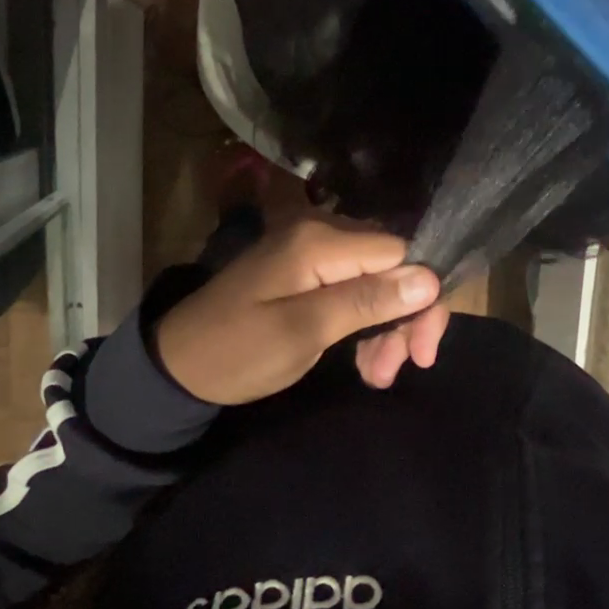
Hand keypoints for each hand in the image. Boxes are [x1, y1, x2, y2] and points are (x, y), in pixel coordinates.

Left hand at [155, 215, 441, 404]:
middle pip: (394, 265)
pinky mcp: (306, 270)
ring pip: (379, 281)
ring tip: (378, 376)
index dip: (422, 298)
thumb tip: (430, 279)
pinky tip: (365, 362)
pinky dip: (366, 325)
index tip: (421, 349)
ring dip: (388, 328)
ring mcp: (312, 250)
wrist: (178, 365)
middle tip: (406, 367)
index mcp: (319, 241)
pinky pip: (355, 289)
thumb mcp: (303, 332)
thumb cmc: (237, 351)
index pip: (402, 252)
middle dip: (407, 317)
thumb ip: (365, 302)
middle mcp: (320, 232)